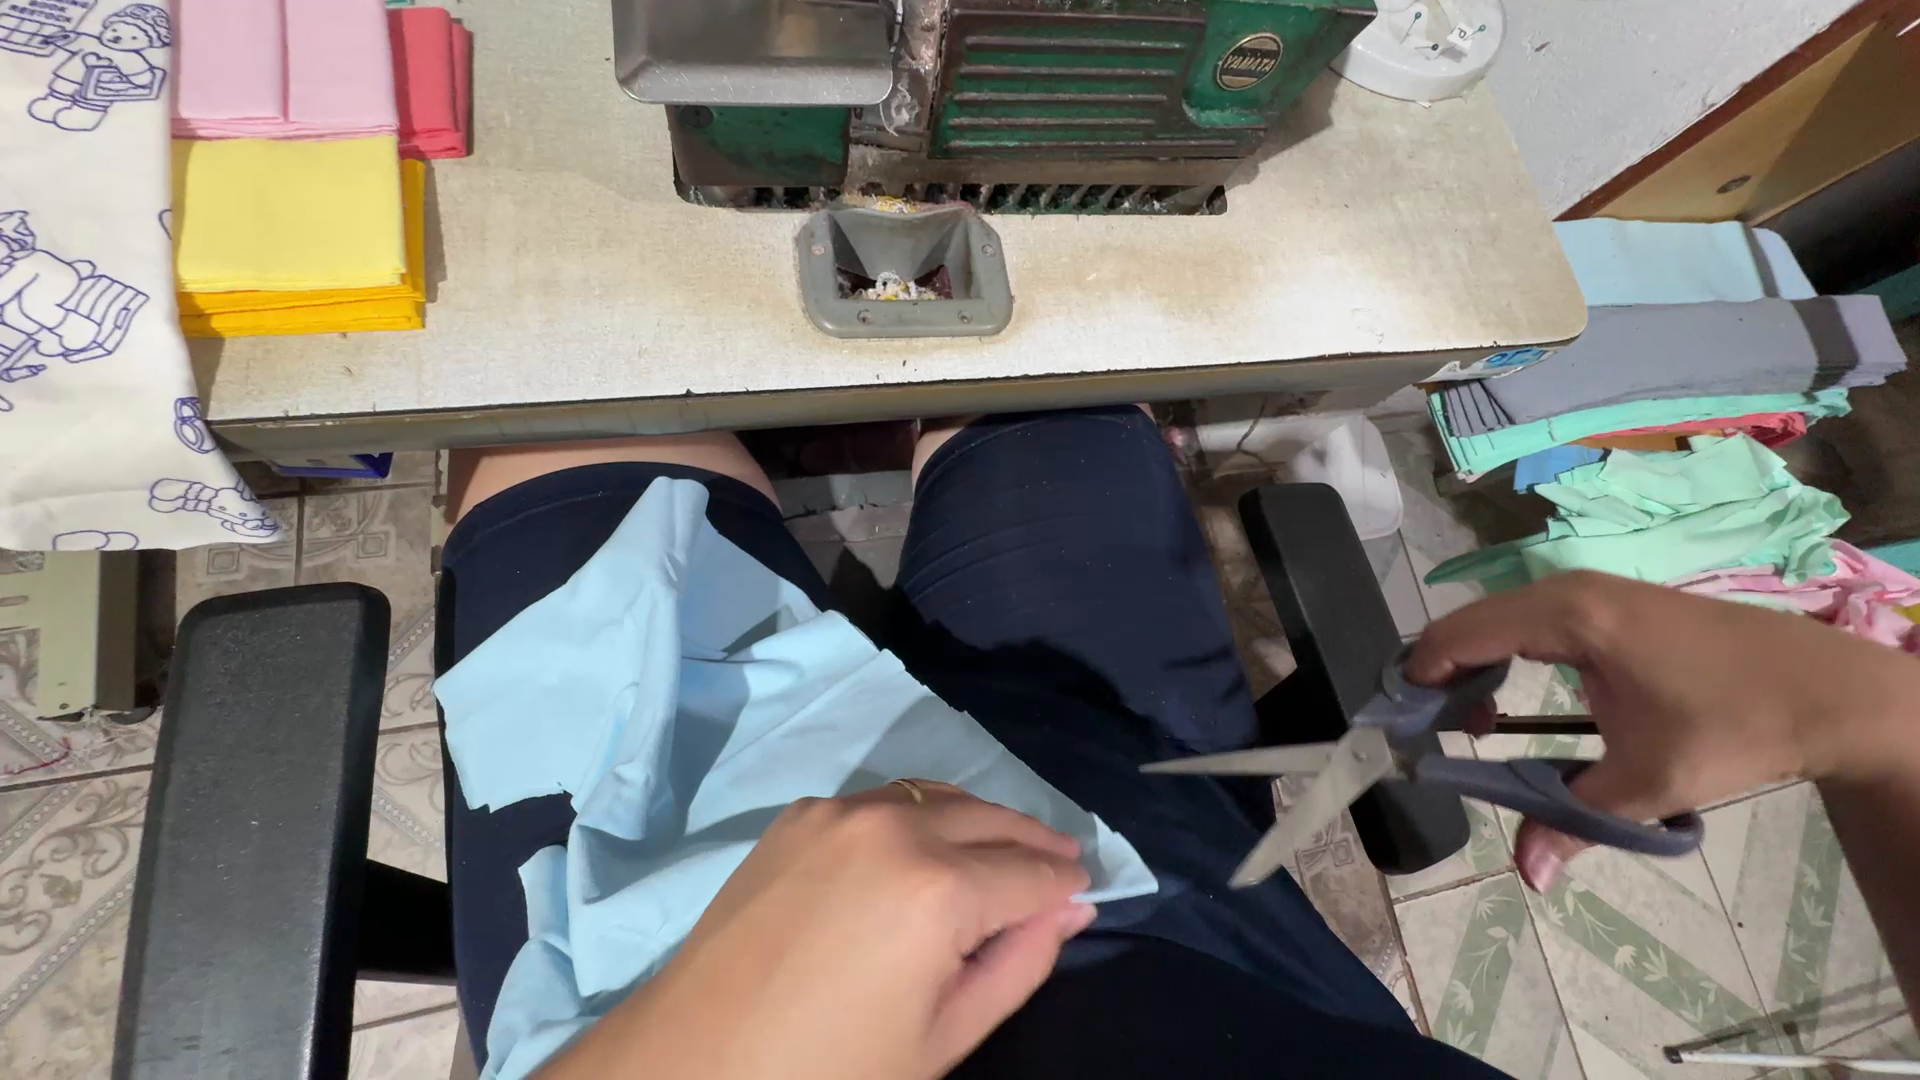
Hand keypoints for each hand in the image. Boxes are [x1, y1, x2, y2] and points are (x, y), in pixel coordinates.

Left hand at [538, 781, 1093, 1079]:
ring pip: (938, 797)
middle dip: (1033, 839)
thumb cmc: (830, 1071)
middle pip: (989, 817)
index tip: (1086, 884)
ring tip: (1004, 848)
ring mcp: (842, 809)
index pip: (1028, 871)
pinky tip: (928, 844)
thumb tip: (1070, 908)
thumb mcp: (943, 1039)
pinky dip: (921, 815)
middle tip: (1061, 860)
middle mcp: (894, 826)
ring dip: (980, 820)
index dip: (1064, 879)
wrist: (692, 1060)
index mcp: (936, 887)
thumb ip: (1018, 964)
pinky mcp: (803, 811)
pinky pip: (884, 801)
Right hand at [1407, 572, 1919, 890]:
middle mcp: (1564, 590)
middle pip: (1467, 622)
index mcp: (1570, 618)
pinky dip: (1497, 651)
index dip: (1423, 671)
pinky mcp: (1598, 599)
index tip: (1399, 714)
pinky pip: (1520, 617)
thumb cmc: (1741, 726)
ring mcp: (1582, 589)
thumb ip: (1577, 817)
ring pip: (1491, 618)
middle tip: (1427, 724)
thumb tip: (1529, 878)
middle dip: (1438, 670)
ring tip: (1466, 716)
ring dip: (1467, 662)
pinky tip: (1504, 692)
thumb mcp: (1656, 780)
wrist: (1840, 691)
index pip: (1463, 634)